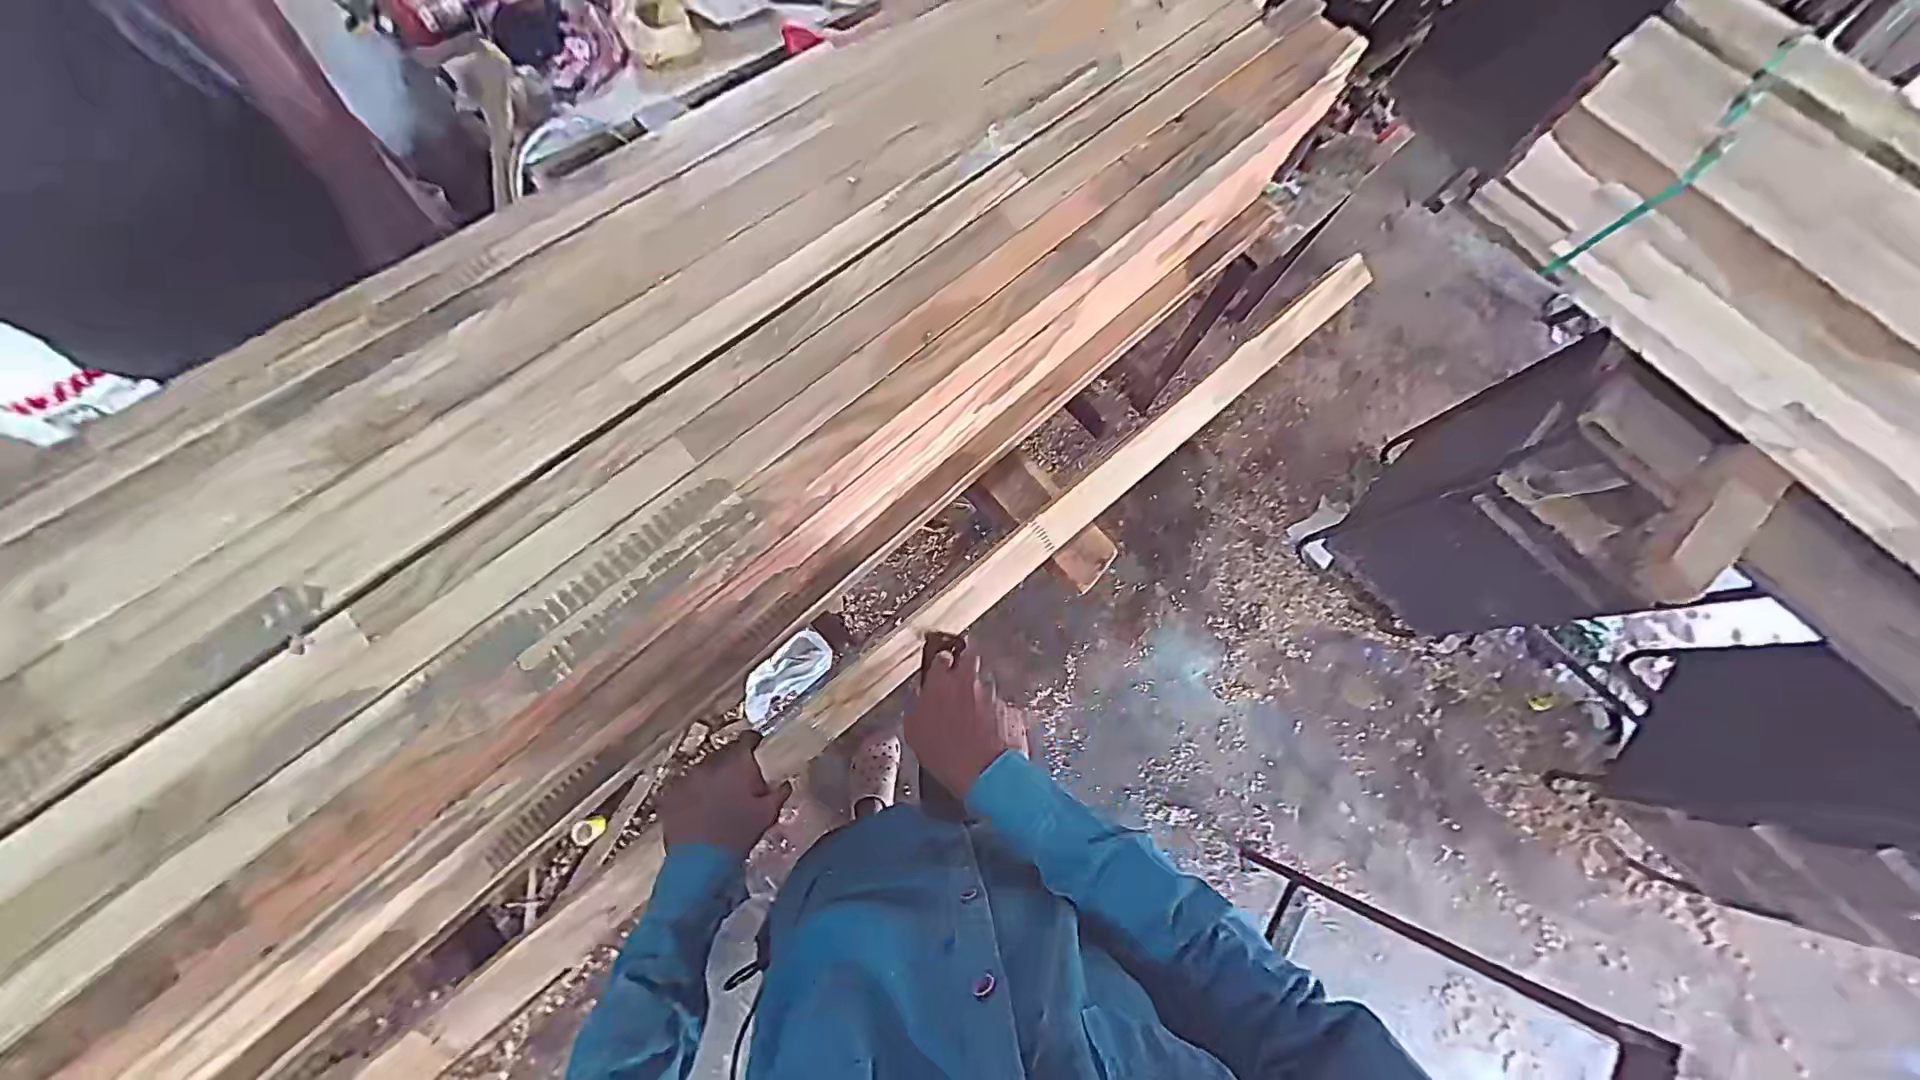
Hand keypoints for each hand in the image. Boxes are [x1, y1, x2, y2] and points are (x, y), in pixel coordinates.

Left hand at [659, 733, 792, 855]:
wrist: (699, 864)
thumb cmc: (738, 835)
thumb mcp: (768, 814)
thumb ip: (779, 792)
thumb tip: (785, 783)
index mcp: (737, 763)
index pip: (747, 738)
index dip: (753, 742)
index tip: (757, 749)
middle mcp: (710, 763)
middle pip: (724, 752)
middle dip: (732, 763)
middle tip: (740, 780)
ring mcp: (687, 778)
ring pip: (704, 768)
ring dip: (712, 776)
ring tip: (718, 796)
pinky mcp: (669, 794)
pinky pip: (685, 785)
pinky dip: (693, 791)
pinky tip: (699, 807)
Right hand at [904, 646, 1028, 798]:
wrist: (985, 774)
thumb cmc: (946, 756)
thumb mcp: (915, 732)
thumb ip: (915, 705)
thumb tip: (917, 695)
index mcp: (941, 684)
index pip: (941, 658)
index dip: (941, 663)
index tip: (941, 669)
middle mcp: (968, 683)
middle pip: (969, 660)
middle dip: (965, 667)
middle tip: (959, 685)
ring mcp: (993, 695)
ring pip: (985, 687)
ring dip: (980, 698)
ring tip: (974, 722)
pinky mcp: (1011, 710)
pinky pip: (1001, 708)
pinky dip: (996, 717)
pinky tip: (990, 735)